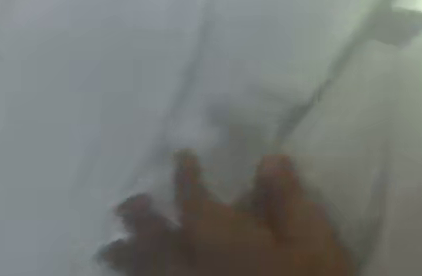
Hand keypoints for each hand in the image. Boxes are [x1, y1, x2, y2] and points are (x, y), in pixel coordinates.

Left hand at [101, 151, 352, 275]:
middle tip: (126, 204)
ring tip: (109, 251)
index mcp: (228, 248)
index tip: (181, 157)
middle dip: (143, 226)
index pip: (198, 210)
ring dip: (131, 264)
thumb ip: (287, 200)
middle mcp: (200, 274)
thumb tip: (267, 160)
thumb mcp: (311, 236)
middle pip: (161, 250)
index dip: (187, 182)